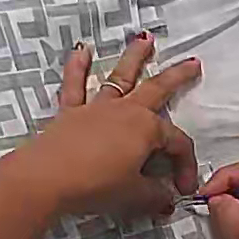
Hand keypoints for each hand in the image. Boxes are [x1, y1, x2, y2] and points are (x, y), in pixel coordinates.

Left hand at [0, 33, 202, 218]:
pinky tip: (82, 50)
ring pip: (120, 77)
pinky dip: (77, 67)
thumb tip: (167, 198)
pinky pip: (75, 85)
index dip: (185, 166)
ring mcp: (97, 108)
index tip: (183, 190)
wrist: (46, 179)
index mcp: (147, 129)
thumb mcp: (133, 195)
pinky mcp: (70, 112)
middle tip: (193, 63)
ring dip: (135, 57)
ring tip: (145, 40)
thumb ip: (155, 195)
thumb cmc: (96, 185)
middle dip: (177, 76)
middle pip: (157, 89)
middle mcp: (125, 111)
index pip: (177, 144)